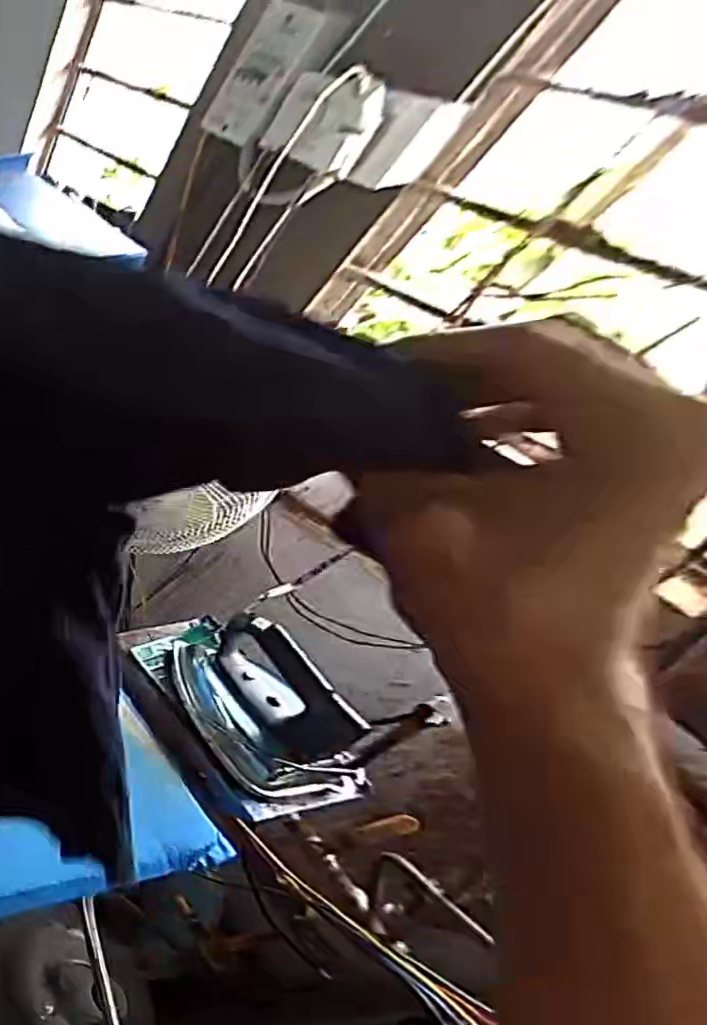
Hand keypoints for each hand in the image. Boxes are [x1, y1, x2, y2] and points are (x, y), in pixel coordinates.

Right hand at [352, 319, 706, 705]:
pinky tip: (460, 434)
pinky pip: (585, 412)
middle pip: (563, 353)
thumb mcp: (414, 515)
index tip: (369, 367)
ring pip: (574, 378)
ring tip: (416, 405)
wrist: (548, 675)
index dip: (436, 352)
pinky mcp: (661, 469)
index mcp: (635, 429)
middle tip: (389, 382)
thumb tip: (349, 421)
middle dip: (464, 364)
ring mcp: (679, 446)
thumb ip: (382, 457)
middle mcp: (680, 422)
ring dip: (488, 387)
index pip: (527, 349)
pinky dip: (517, 413)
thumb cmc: (487, 601)